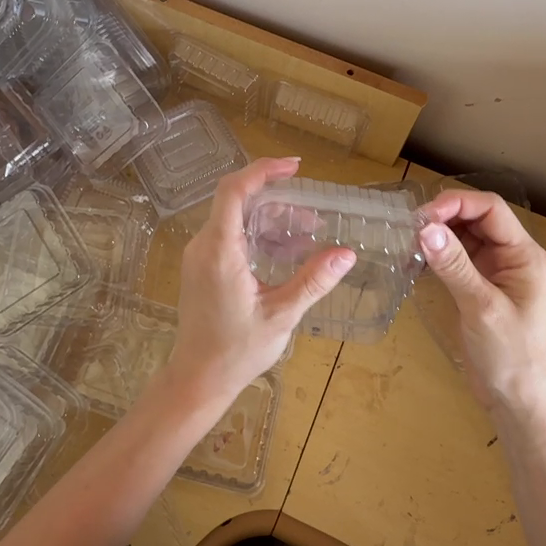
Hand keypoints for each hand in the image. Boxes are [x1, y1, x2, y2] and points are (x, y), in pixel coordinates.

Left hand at [169, 157, 355, 404]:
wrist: (198, 378)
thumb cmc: (237, 350)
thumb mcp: (282, 315)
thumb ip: (313, 280)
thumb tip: (347, 253)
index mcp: (220, 251)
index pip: (234, 191)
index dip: (262, 170)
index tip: (294, 167)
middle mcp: (203, 246)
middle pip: (236, 201)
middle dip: (276, 199)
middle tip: (311, 215)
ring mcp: (199, 257)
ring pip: (233, 219)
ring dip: (269, 220)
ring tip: (305, 236)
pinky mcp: (201, 268)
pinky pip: (228, 236)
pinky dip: (257, 236)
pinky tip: (283, 254)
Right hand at [417, 189, 545, 421]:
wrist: (520, 403)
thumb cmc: (511, 356)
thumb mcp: (481, 308)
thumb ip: (454, 266)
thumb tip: (425, 228)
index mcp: (525, 256)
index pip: (491, 210)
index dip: (456, 204)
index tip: (421, 217)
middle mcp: (512, 258)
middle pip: (476, 220)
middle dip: (443, 218)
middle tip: (407, 230)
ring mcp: (496, 274)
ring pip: (464, 238)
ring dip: (437, 237)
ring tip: (406, 245)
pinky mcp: (480, 290)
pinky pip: (457, 261)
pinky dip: (436, 257)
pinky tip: (413, 263)